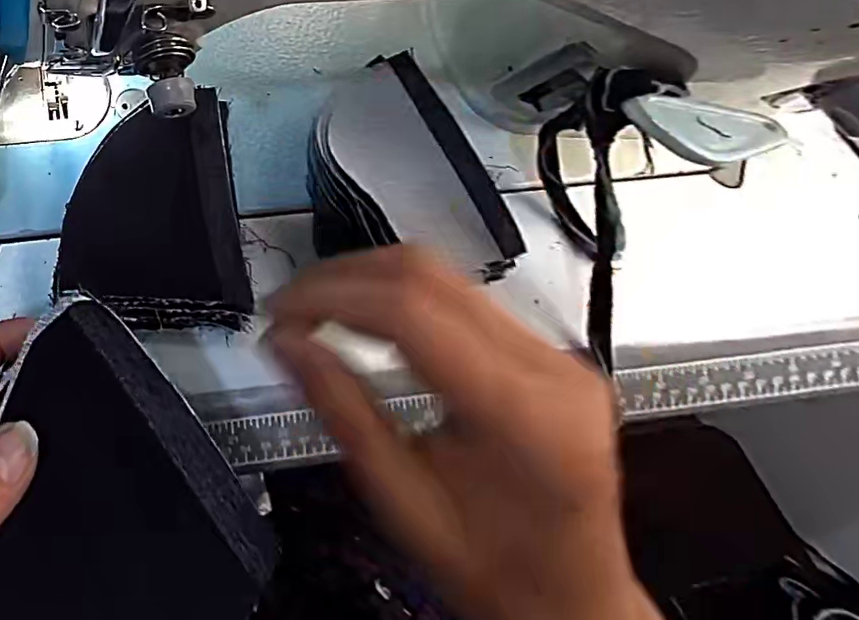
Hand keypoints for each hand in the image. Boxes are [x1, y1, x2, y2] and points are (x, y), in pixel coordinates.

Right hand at [265, 246, 656, 619]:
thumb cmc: (494, 572)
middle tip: (290, 304)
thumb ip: (341, 411)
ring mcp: (551, 350)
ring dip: (365, 277)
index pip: (410, 312)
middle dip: (342, 277)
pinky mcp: (541, 346)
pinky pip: (455, 290)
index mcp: (521, 414)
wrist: (576, 601)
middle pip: (425, 274)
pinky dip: (395, 291)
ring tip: (315, 304)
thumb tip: (286, 343)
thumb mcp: (403, 503)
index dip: (333, 296)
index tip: (282, 311)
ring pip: (438, 271)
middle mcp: (548, 366)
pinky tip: (362, 311)